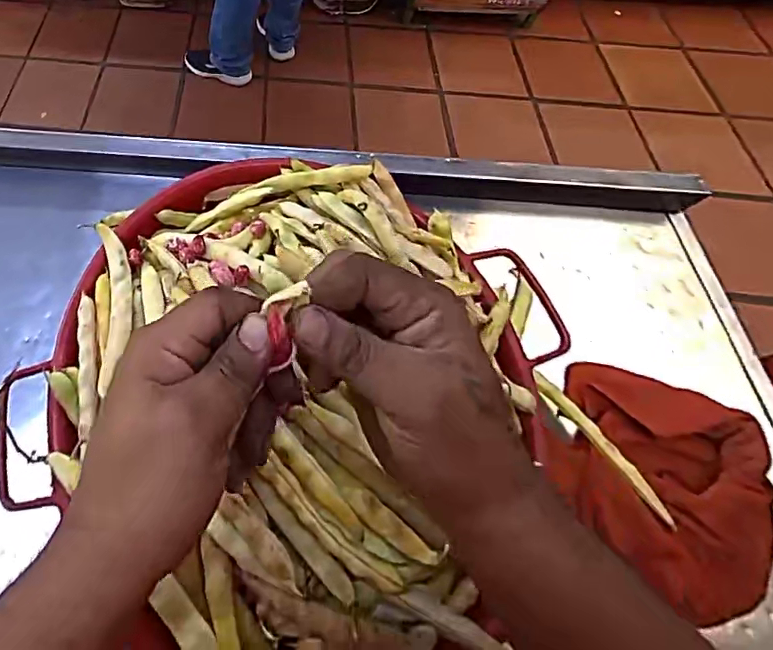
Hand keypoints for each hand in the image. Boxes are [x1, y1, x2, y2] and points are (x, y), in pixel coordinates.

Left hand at [61, 288, 294, 590]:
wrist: (112, 560)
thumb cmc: (155, 484)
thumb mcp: (202, 419)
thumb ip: (235, 366)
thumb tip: (263, 320)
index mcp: (161, 343)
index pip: (219, 303)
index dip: (258, 319)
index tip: (294, 355)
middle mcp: (165, 357)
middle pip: (230, 342)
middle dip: (258, 379)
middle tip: (281, 413)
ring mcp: (170, 391)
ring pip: (232, 380)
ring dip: (250, 416)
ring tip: (245, 458)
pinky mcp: (178, 422)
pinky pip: (220, 411)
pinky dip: (235, 436)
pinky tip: (234, 469)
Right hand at [293, 252, 540, 526]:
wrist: (482, 501)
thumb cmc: (458, 447)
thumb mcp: (409, 395)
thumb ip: (355, 352)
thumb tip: (300, 317)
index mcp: (422, 301)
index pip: (356, 270)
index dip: (319, 288)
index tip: (290, 325)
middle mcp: (402, 307)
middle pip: (339, 285)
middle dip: (312, 313)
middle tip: (296, 354)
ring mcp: (387, 332)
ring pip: (330, 311)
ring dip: (312, 337)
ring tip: (316, 377)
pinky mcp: (371, 358)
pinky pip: (331, 338)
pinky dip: (317, 355)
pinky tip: (321, 383)